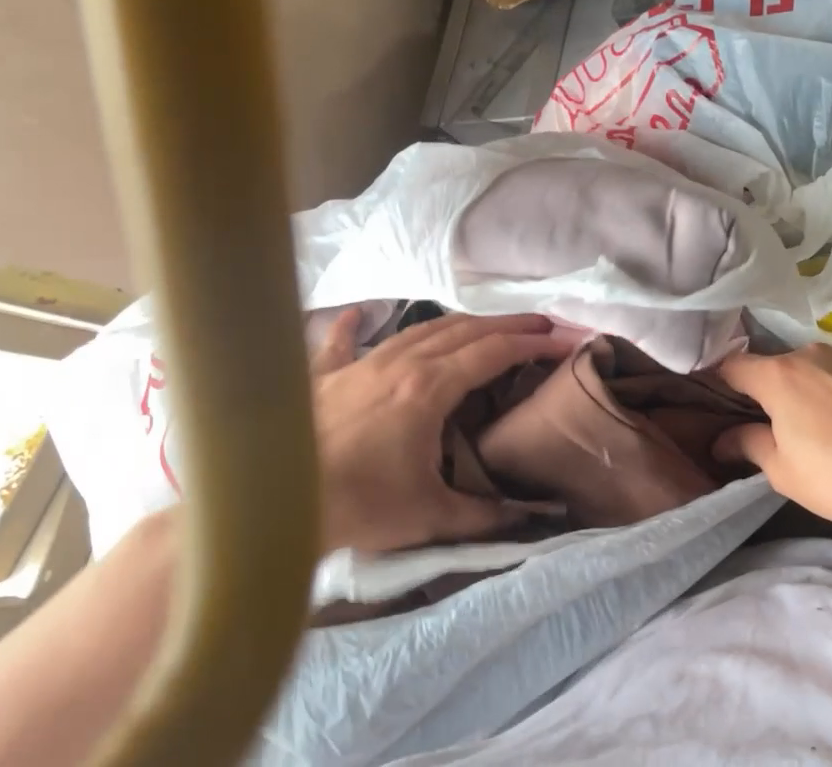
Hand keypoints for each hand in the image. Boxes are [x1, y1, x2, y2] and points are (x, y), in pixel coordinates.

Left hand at [308, 308, 582, 552]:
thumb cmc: (356, 507)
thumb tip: (538, 515)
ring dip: (460, 323)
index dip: (535, 343)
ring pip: (418, 330)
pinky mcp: (321, 380)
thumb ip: (487, 514)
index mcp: (430, 389)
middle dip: (509, 324)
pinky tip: (358, 314)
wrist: (265, 507)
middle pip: (464, 330)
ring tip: (486, 325)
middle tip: (542, 325)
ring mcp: (357, 366)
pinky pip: (341, 343)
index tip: (566, 341)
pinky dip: (355, 327)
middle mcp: (399, 364)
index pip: (495, 352)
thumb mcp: (430, 516)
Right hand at [713, 344, 831, 537]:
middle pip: (777, 365)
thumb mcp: (782, 470)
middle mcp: (814, 355)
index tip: (718, 400)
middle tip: (769, 421)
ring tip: (814, 423)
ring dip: (807, 388)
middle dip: (769, 388)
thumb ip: (748, 444)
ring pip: (815, 368)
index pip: (734, 366)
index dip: (721, 381)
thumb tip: (723, 439)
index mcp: (780, 375)